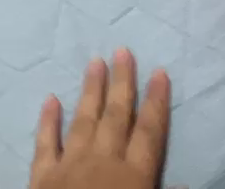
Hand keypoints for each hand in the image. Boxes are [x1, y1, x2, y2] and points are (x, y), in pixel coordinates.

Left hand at [31, 49, 170, 188]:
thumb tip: (184, 184)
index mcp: (133, 178)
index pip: (149, 133)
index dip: (156, 102)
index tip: (159, 71)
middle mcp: (103, 163)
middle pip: (116, 116)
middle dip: (122, 83)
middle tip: (123, 49)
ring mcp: (69, 168)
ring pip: (83, 121)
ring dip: (90, 91)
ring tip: (94, 61)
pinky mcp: (40, 179)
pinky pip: (44, 144)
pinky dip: (47, 120)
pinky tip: (50, 98)